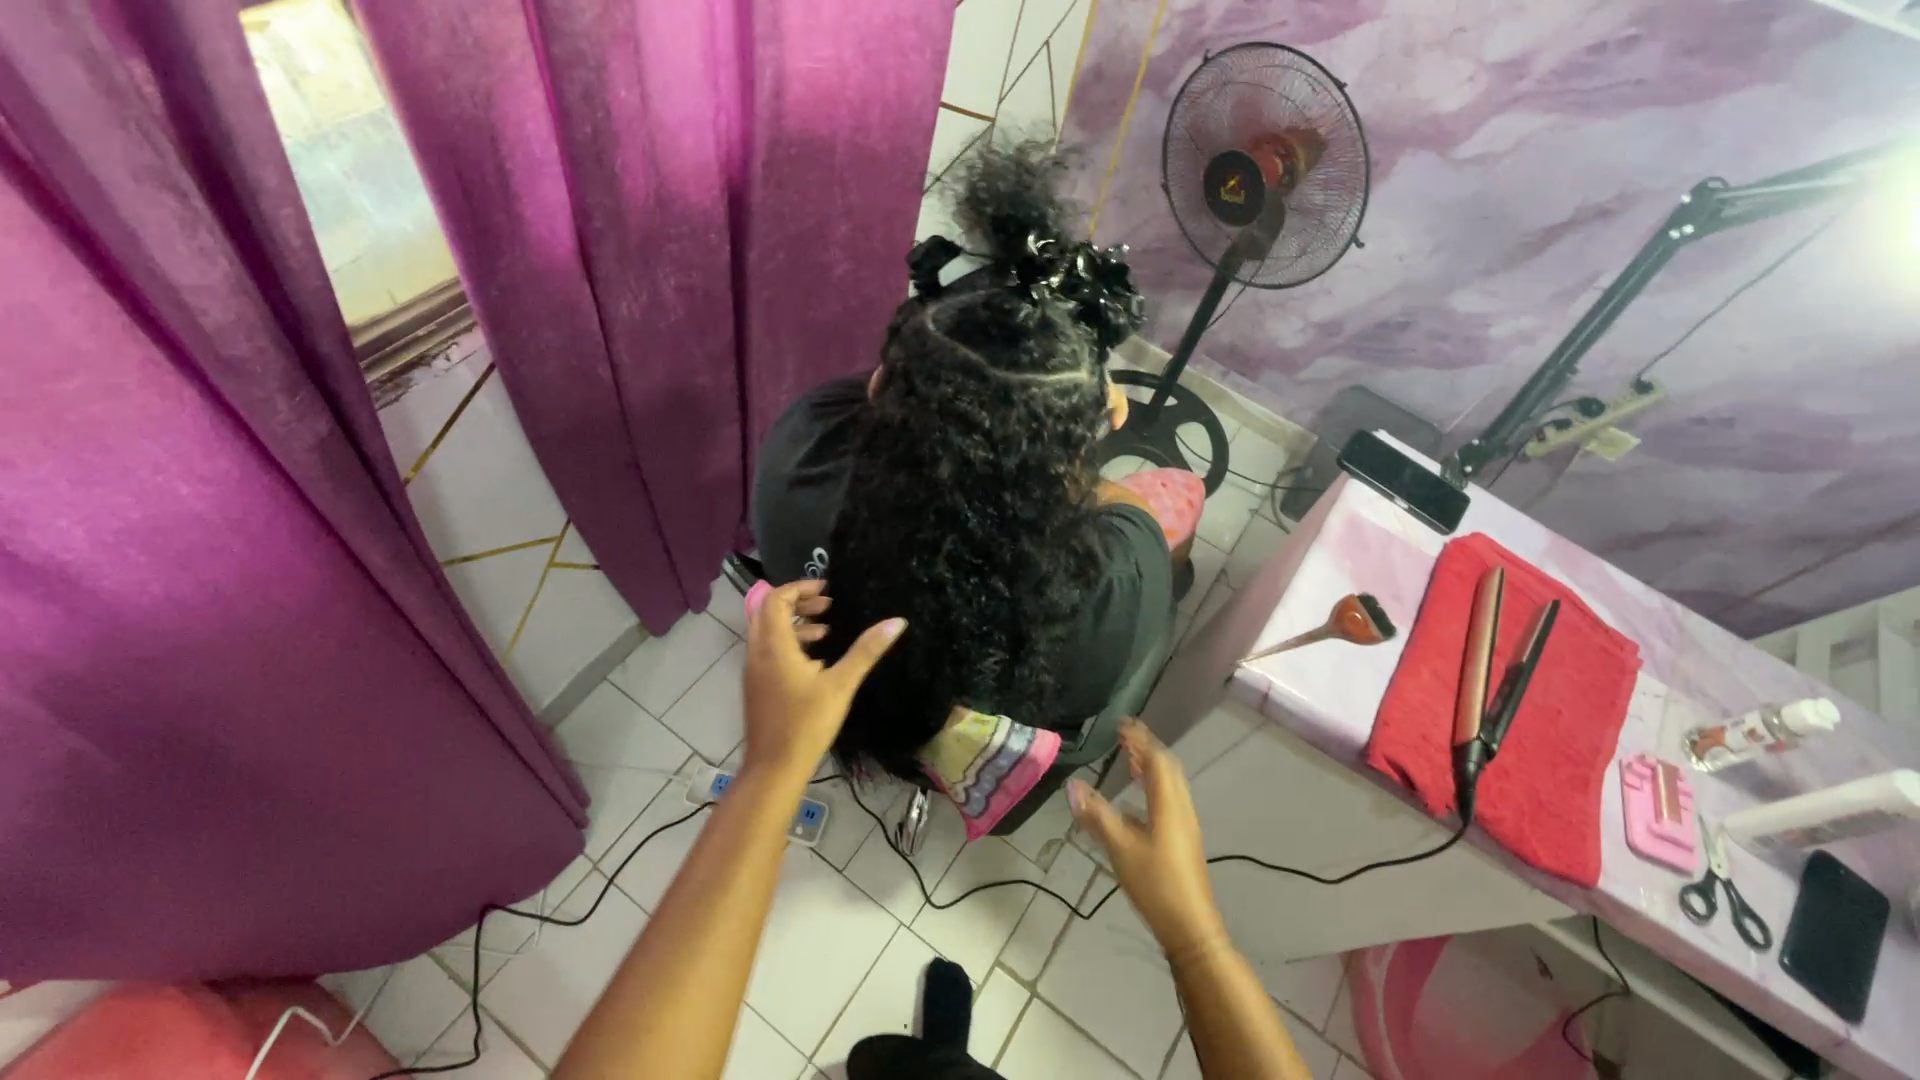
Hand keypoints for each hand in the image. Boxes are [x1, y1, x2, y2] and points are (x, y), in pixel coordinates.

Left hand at [741, 580, 904, 778]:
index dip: (800, 588)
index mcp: (774, 646)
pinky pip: (769, 651)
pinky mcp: (757, 687)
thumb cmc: (807, 723)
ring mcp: (754, 671)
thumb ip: (866, 650)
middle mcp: (758, 652)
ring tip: (827, 631)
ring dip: (795, 625)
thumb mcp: (841, 684)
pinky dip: (789, 644)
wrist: (774, 767)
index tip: (828, 590)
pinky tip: (816, 662)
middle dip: (798, 603)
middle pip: (769, 612)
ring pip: (768, 633)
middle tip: (829, 606)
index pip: (776, 599)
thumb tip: (896, 621)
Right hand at [1068, 720, 1226, 960]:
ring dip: (1151, 768)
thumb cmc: (1156, 885)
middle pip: (1168, 768)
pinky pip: (1169, 800)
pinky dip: (1153, 788)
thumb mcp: (1121, 849)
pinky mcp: (1183, 841)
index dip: (1140, 739)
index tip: (1122, 723)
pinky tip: (1135, 803)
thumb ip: (1097, 816)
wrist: (1191, 928)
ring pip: (1170, 785)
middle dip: (1147, 748)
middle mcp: (1181, 809)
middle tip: (1124, 737)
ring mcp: (1185, 826)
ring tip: (1129, 761)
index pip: (1156, 759)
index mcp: (1169, 804)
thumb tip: (1073, 785)